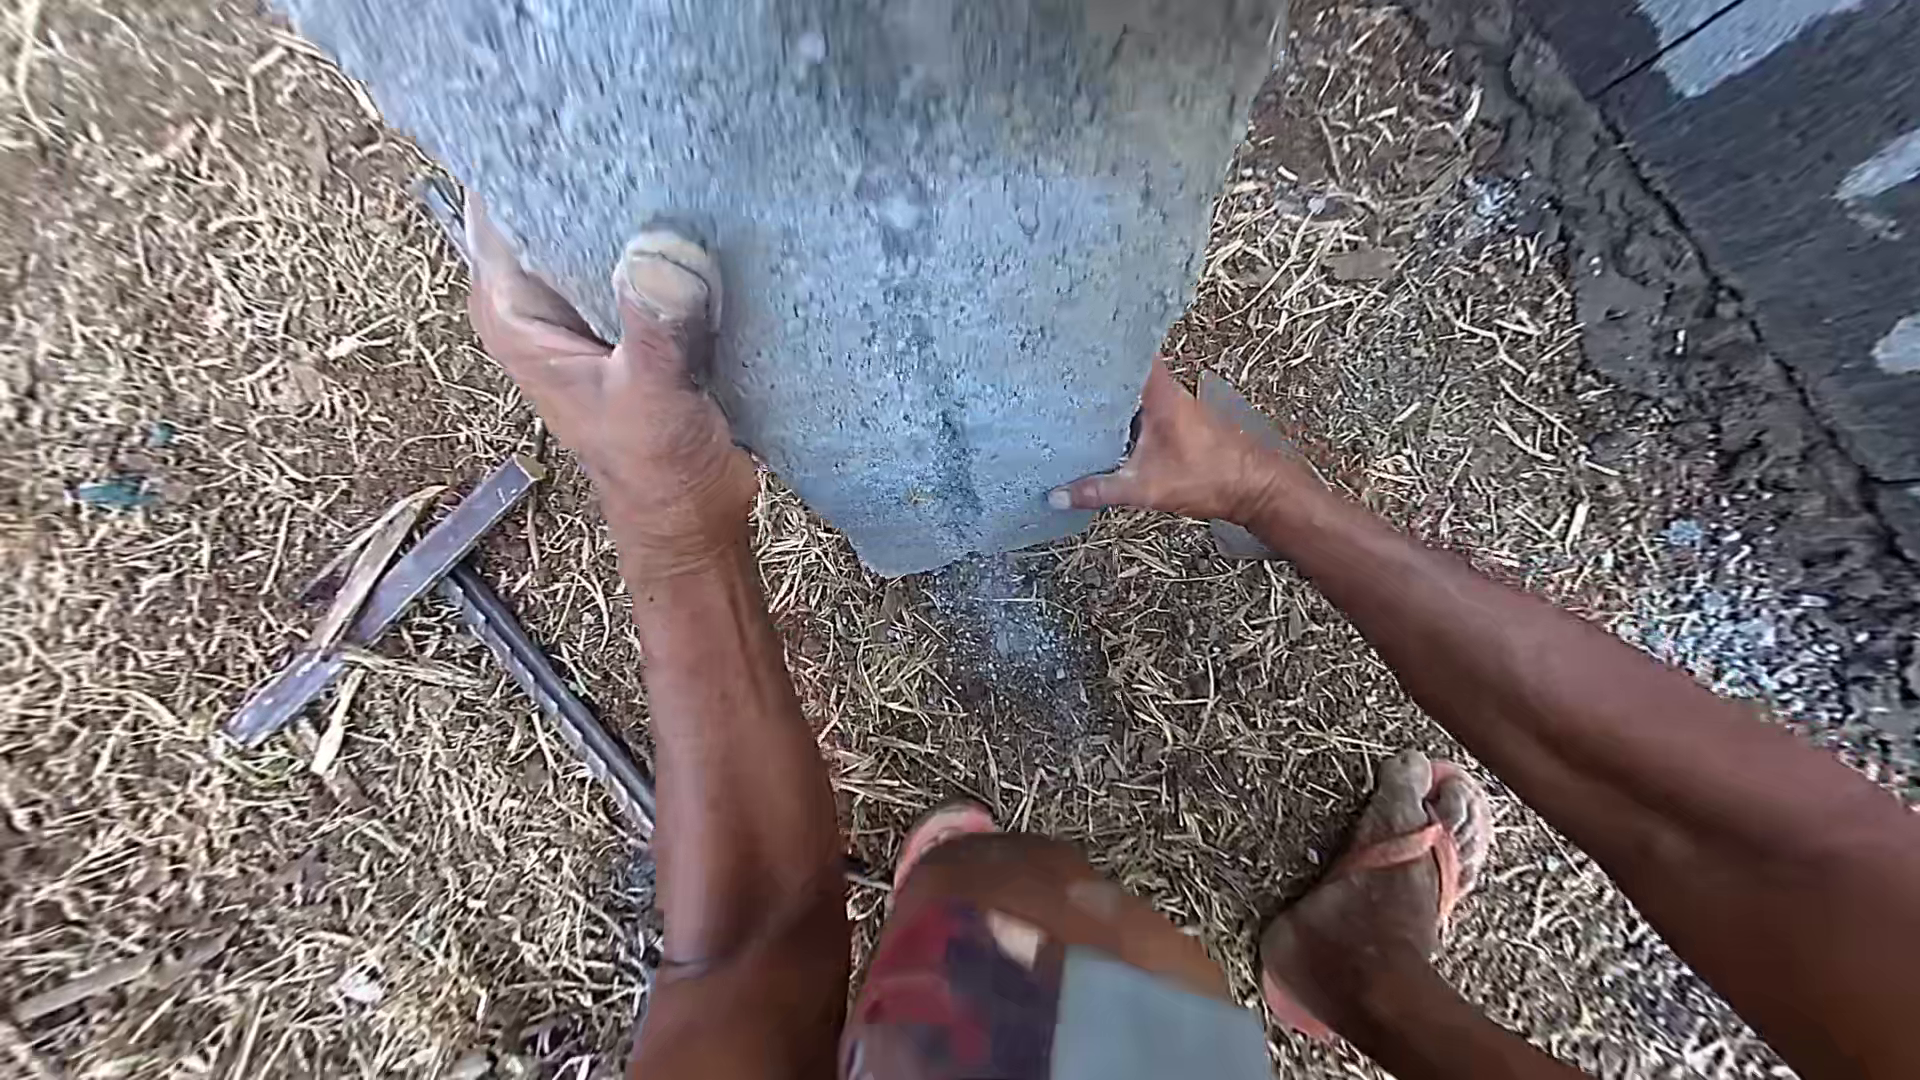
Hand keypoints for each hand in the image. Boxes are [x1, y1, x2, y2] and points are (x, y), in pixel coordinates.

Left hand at [465, 197, 756, 575]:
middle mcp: (551, 307)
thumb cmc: (656, 474)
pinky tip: (716, 244)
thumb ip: (656, 332)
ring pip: (617, 242)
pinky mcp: (644, 331)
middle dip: (615, 191)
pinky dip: (684, 260)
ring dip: (656, 227)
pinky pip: (658, 273)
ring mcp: (600, 317)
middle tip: (671, 164)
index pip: (510, 205)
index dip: (554, 165)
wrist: (694, 517)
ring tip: (697, 196)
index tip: (612, 142)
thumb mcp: (652, 402)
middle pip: (567, 213)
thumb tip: (668, 255)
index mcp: (517, 314)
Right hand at [1047, 358, 1314, 523]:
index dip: (1105, 339)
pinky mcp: (1173, 424)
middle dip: (1097, 366)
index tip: (1076, 332)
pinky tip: (1098, 424)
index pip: (1132, 350)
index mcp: (1161, 394)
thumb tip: (1057, 496)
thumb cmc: (1211, 478)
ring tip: (1070, 389)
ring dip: (1108, 390)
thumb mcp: (1146, 487)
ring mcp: (1171, 407)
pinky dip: (1119, 412)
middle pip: (1127, 368)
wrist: (1254, 490)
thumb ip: (1100, 490)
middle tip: (1061, 363)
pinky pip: (1139, 408)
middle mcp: (1167, 393)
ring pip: (1132, 389)